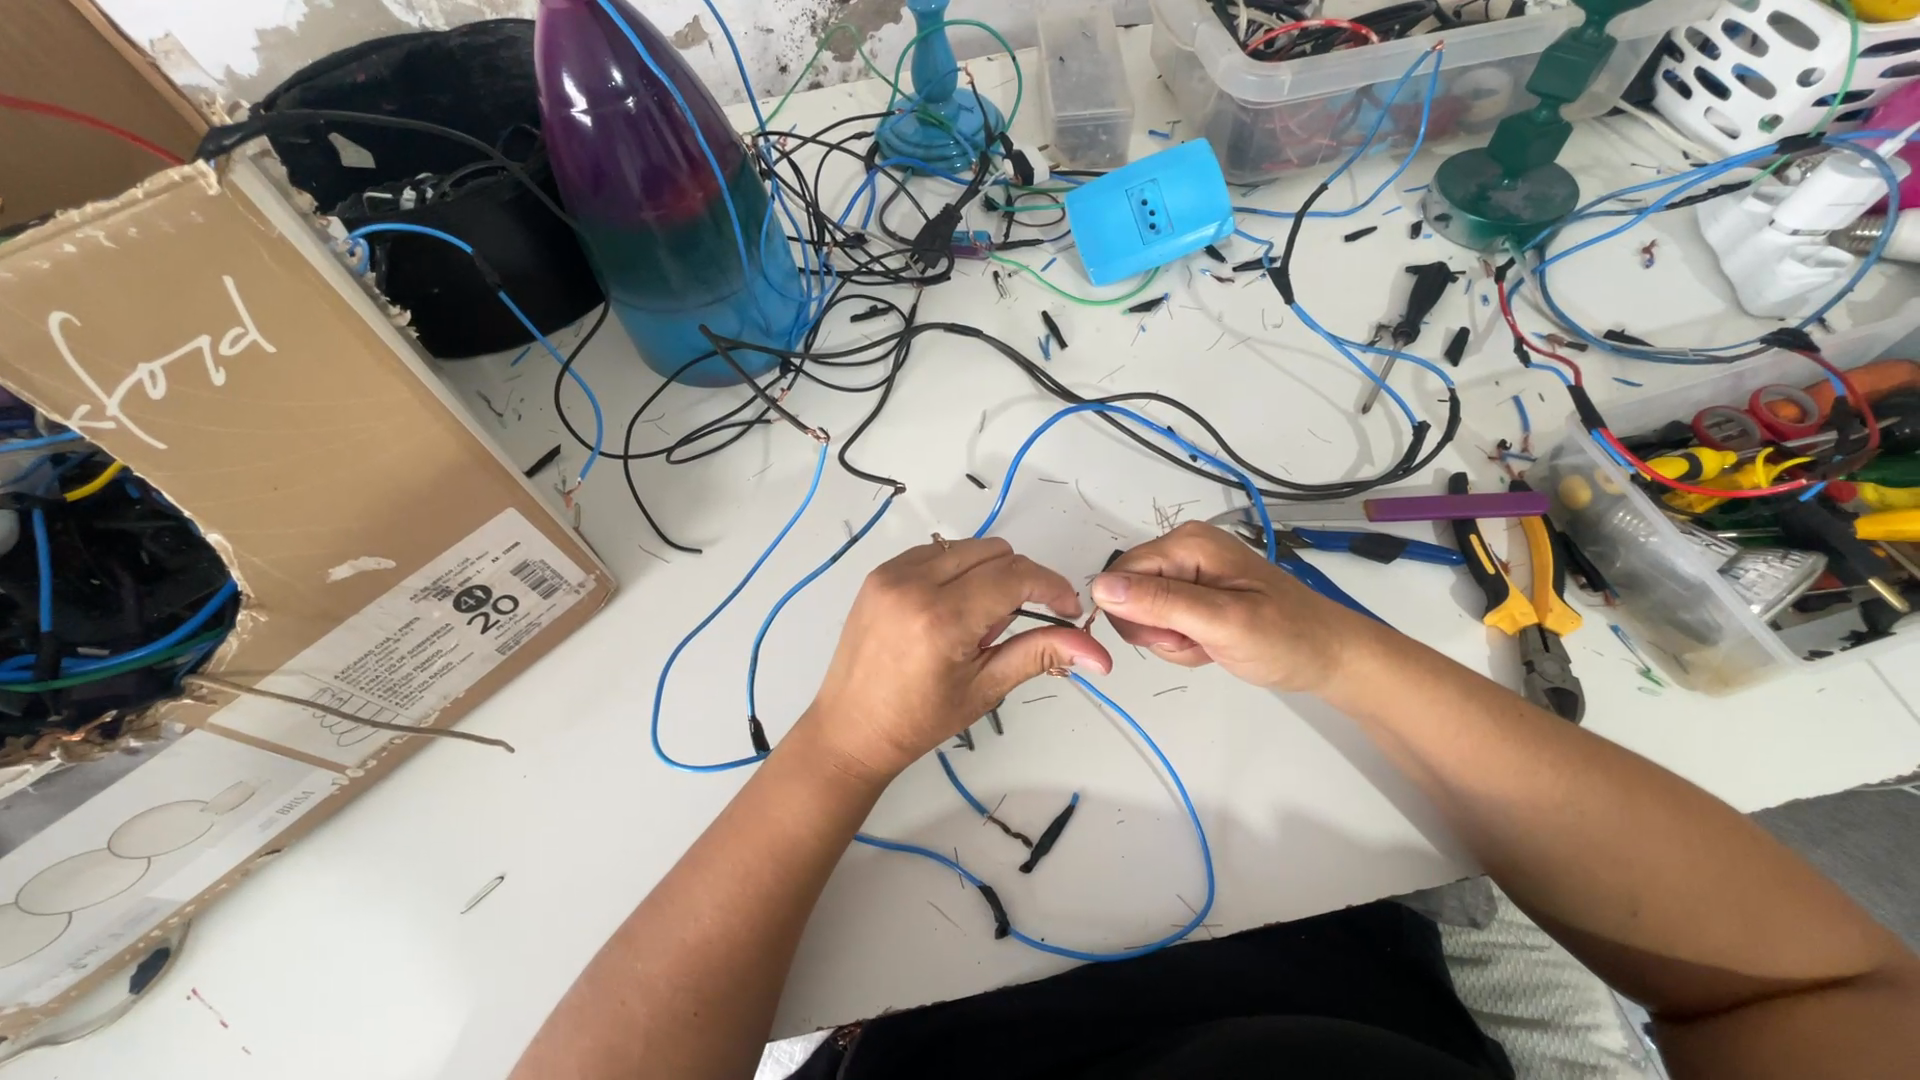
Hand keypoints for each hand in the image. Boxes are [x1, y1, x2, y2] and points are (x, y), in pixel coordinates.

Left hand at [798, 537, 1110, 783]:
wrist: (850, 729)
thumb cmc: (918, 720)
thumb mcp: (985, 689)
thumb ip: (1041, 654)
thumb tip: (1099, 654)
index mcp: (942, 619)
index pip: (1016, 576)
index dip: (1052, 587)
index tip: (1067, 610)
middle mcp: (914, 585)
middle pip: (996, 553)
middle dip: (1019, 581)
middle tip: (1005, 628)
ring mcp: (891, 574)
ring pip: (967, 547)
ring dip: (987, 573)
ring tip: (972, 623)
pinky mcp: (879, 574)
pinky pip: (935, 552)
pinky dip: (955, 571)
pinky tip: (949, 610)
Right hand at [1091, 522, 1373, 693]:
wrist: (1330, 656)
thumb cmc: (1286, 637)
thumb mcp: (1222, 622)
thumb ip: (1161, 602)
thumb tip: (1100, 588)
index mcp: (1187, 544)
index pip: (1120, 575)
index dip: (1133, 613)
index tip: (1174, 635)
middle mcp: (1183, 550)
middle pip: (1128, 595)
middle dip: (1156, 629)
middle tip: (1197, 640)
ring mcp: (1190, 573)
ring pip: (1143, 614)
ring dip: (1171, 641)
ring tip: (1210, 643)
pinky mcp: (1195, 595)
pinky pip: (1163, 622)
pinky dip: (1182, 642)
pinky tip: (1212, 645)